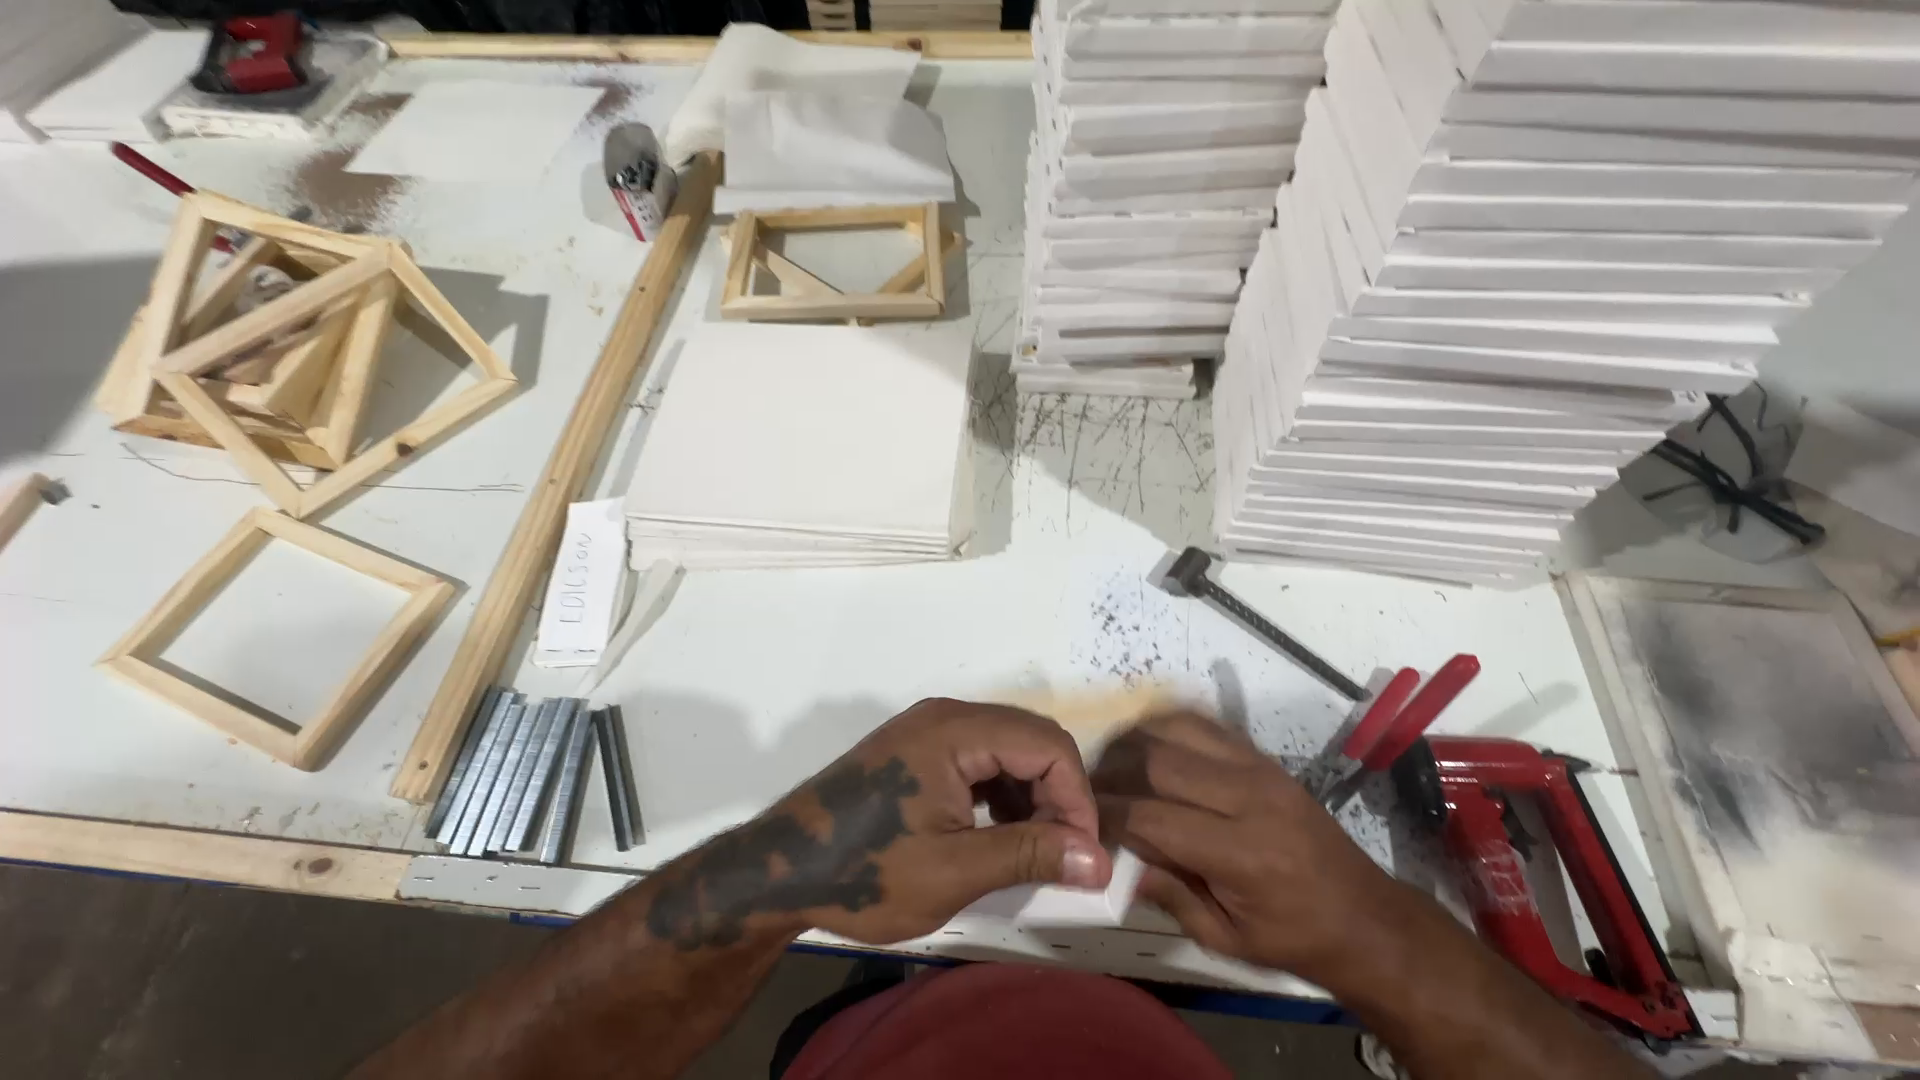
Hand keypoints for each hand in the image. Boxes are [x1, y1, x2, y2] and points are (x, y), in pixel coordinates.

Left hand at [645, 698, 1111, 949]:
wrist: (780, 872)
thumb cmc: (867, 872)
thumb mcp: (955, 871)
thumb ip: (1030, 854)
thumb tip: (1098, 860)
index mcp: (955, 731)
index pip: (1048, 744)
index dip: (1076, 798)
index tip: (1080, 856)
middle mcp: (944, 717)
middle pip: (1030, 740)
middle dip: (1056, 796)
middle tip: (1060, 856)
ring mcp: (926, 731)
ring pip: (1006, 750)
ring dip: (1029, 796)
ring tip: (1028, 851)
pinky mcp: (915, 751)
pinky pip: (978, 759)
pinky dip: (1000, 794)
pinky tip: (994, 835)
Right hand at [1093, 710, 1401, 979]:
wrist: (1366, 915)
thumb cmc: (1294, 938)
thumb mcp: (1226, 938)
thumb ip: (1169, 895)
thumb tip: (1116, 858)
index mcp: (1240, 853)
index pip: (1152, 815)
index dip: (1106, 812)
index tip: (1081, 816)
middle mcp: (1249, 797)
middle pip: (1158, 761)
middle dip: (1113, 771)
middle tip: (1087, 787)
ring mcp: (1260, 769)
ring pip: (1178, 730)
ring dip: (1136, 741)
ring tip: (1113, 763)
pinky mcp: (1265, 757)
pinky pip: (1206, 724)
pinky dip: (1168, 727)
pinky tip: (1149, 744)